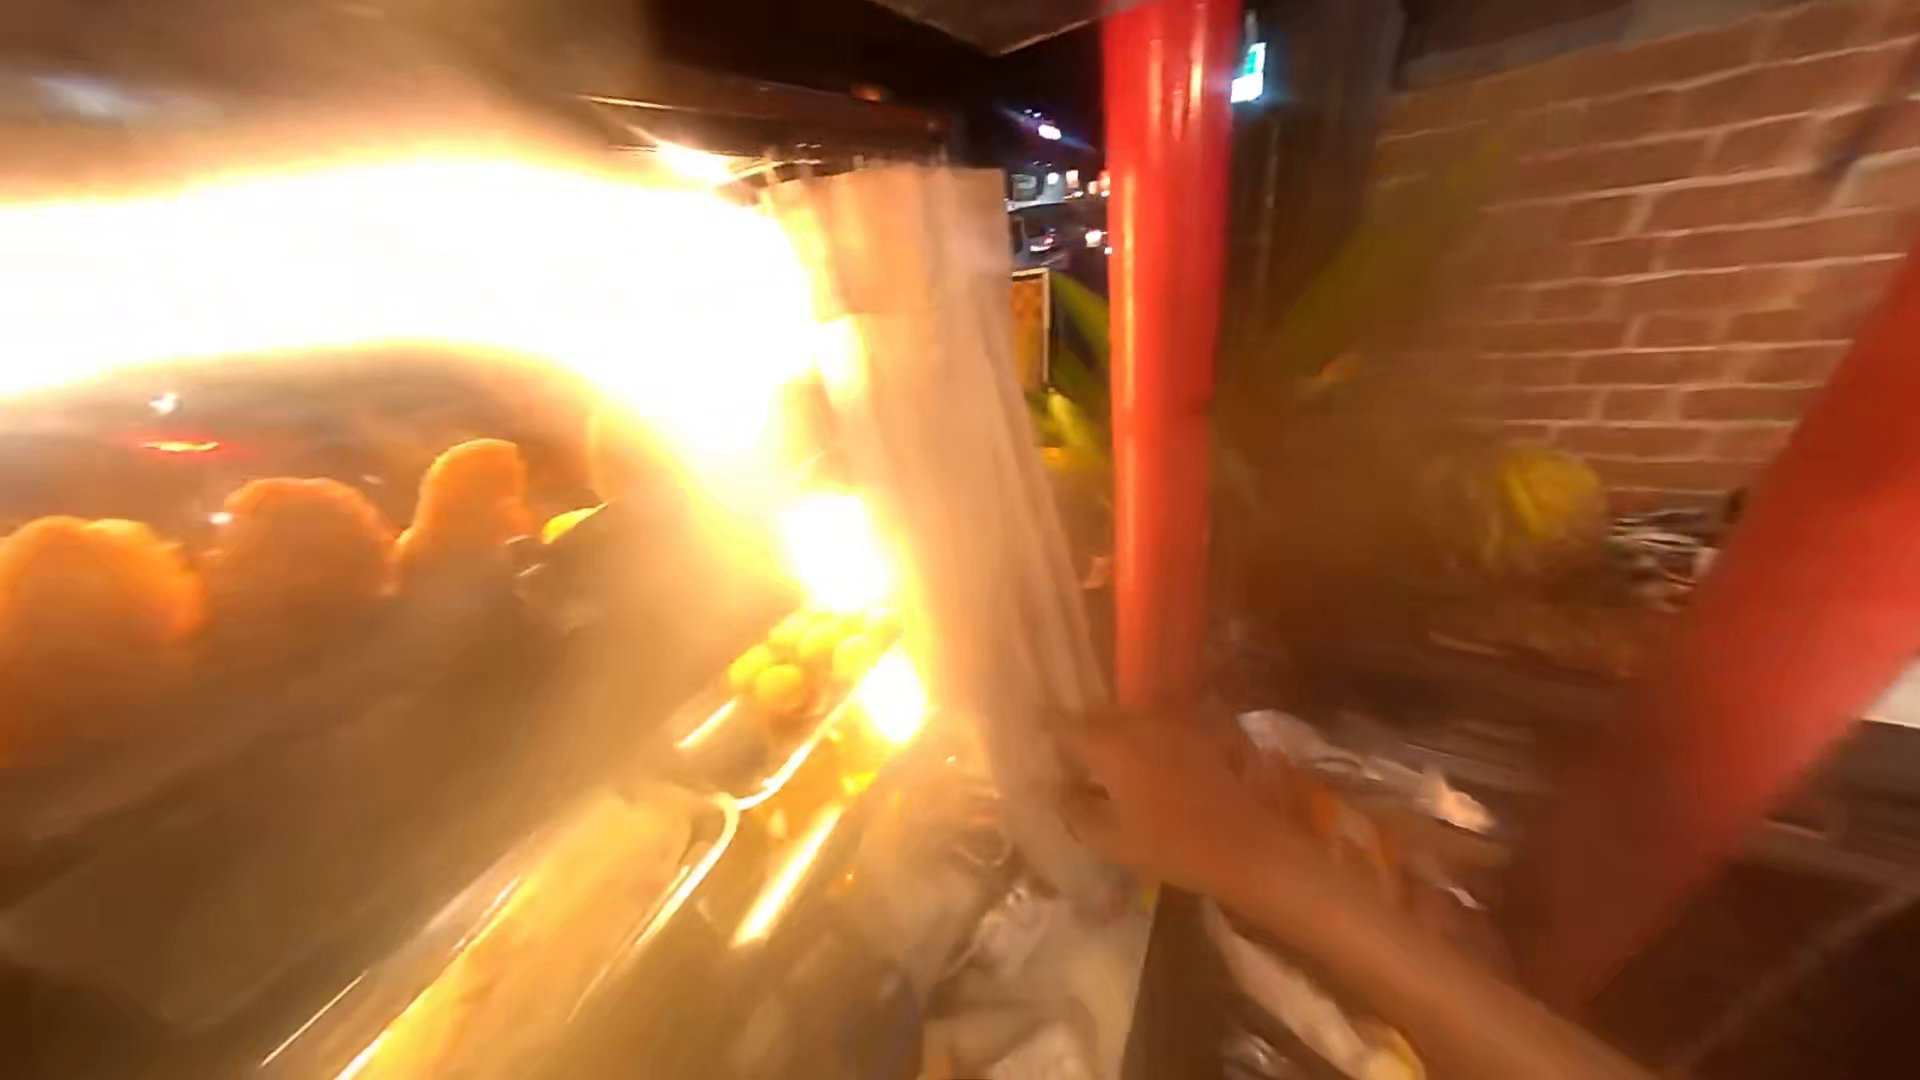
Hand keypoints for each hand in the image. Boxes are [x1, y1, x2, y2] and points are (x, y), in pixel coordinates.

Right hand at [1054, 709, 1319, 910]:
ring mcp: (1167, 723)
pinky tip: (1142, 758)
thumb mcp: (1113, 840)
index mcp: (1108, 746)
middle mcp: (1134, 723)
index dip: (1047, 723)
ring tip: (1104, 754)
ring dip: (1109, 729)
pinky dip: (1139, 734)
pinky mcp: (1193, 731)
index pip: (1065, 724)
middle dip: (1079, 726)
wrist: (1246, 846)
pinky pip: (1153, 724)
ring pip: (1125, 716)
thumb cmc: (1172, 846)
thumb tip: (1058, 791)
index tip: (1036, 724)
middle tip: (1069, 748)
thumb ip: (1077, 811)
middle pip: (1095, 714)